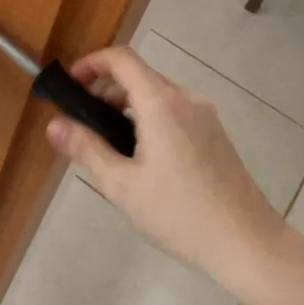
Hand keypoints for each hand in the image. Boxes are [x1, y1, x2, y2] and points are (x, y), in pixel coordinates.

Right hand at [46, 47, 284, 293]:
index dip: (91, 63)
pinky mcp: (215, 135)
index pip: (122, 59)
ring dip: (126, 106)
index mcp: (161, 104)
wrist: (249, 245)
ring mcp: (205, 116)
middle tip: (82, 124)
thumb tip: (54, 124)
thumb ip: (86, 149)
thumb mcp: (122, 185)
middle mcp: (186, 100)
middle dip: (105, 90)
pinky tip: (141, 159)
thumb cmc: (180, 214)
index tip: (70, 86)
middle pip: (138, 75)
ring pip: (156, 94)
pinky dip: (148, 118)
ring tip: (108, 146)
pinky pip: (173, 111)